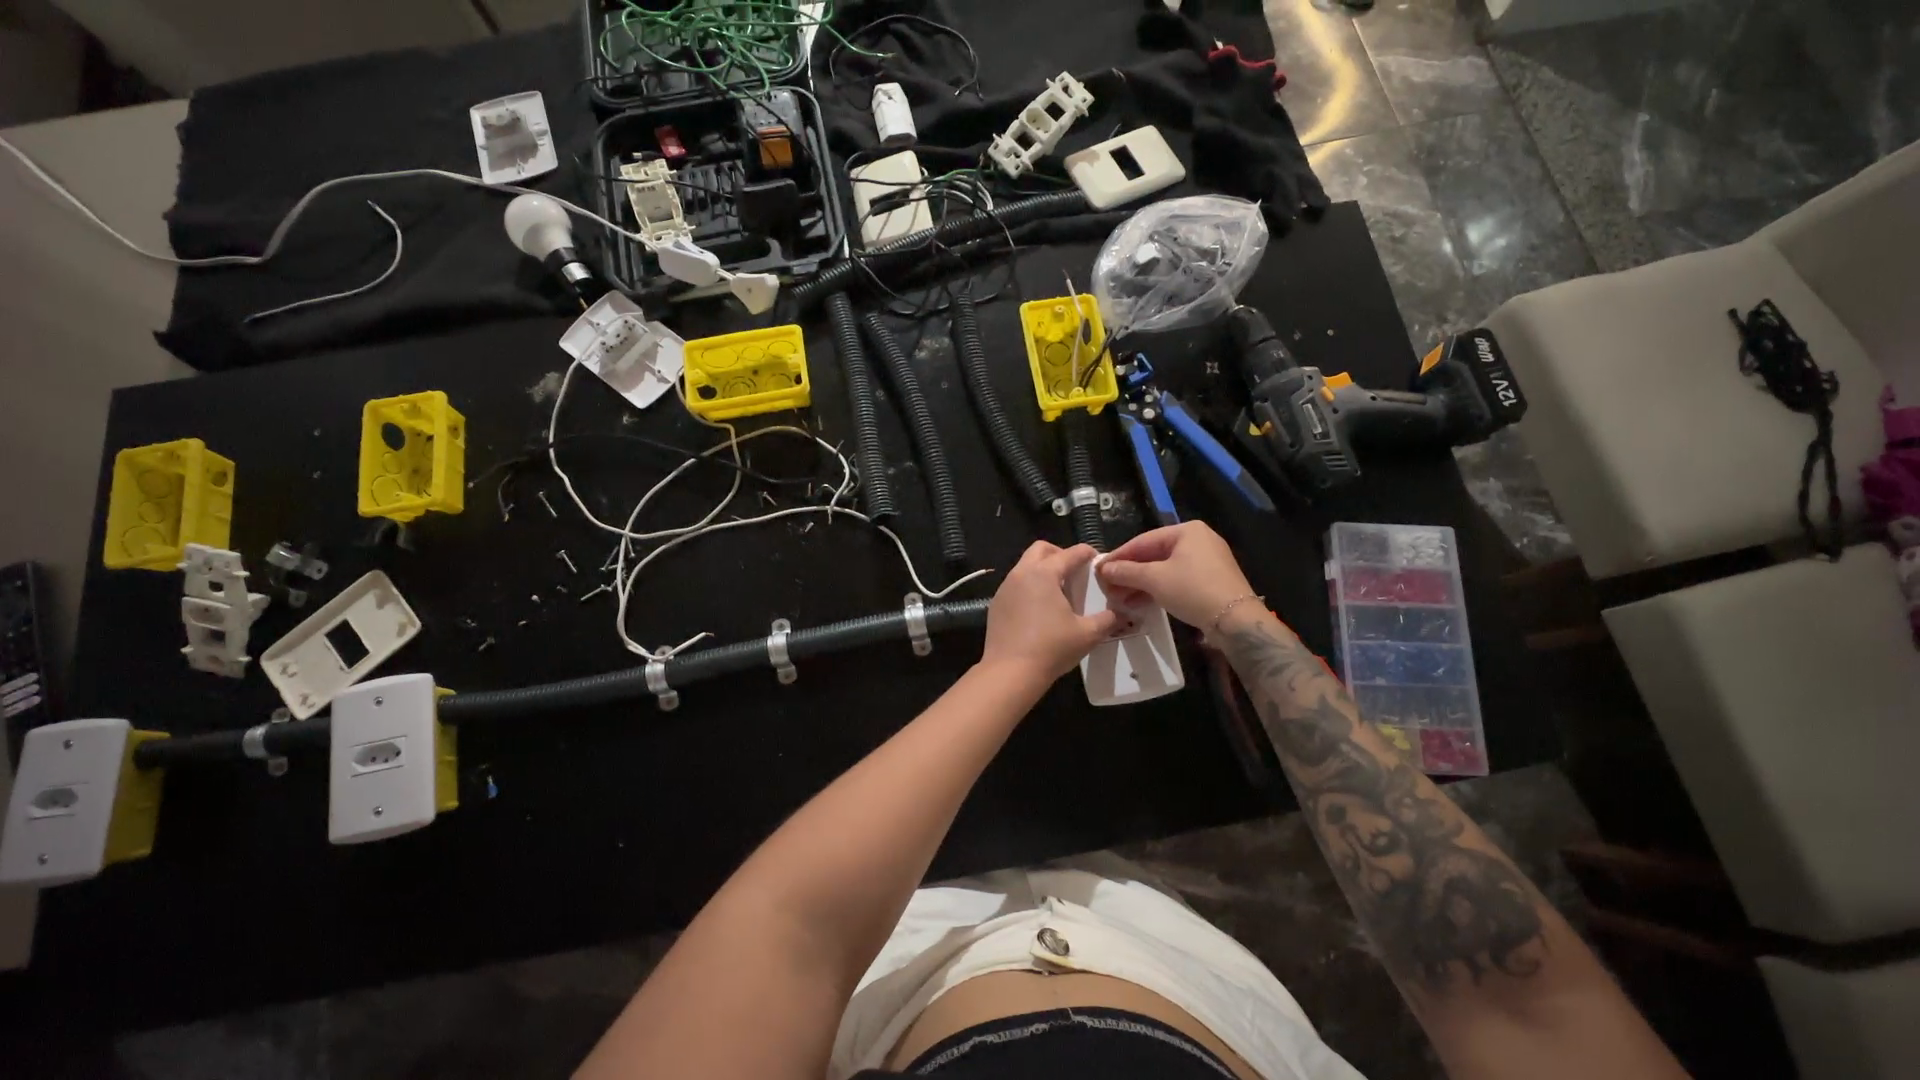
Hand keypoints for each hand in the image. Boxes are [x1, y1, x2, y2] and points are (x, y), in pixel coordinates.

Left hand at [981, 542, 1122, 683]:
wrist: (1010, 672)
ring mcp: (1004, 588)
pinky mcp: (996, 604)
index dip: (1087, 553)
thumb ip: (1107, 619)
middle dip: (1060, 554)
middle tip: (1075, 571)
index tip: (1097, 559)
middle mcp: (1021, 574)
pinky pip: (1015, 585)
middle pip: (1041, 549)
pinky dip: (1029, 587)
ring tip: (1058, 591)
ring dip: (1042, 570)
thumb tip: (1121, 614)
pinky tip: (1039, 609)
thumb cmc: (1051, 648)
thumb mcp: (1087, 634)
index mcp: (1043, 574)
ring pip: (1025, 566)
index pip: (1070, 554)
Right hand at [1097, 522, 1257, 630]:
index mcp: (1187, 530)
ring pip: (1164, 569)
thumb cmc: (1193, 590)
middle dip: (1129, 573)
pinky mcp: (1210, 581)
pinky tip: (1140, 602)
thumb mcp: (1155, 579)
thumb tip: (1103, 568)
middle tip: (1108, 588)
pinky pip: (1176, 580)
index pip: (1143, 540)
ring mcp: (1206, 561)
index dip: (1119, 556)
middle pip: (1153, 555)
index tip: (1099, 570)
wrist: (1236, 620)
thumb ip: (1127, 571)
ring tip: (1120, 599)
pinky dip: (1158, 589)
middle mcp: (1198, 540)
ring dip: (1140, 584)